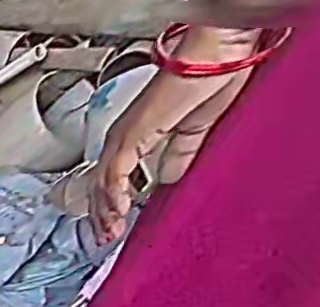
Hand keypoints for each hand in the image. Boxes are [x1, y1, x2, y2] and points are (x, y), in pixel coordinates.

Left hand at [91, 27, 259, 243]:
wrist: (221, 54)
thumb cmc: (212, 78)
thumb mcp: (193, 130)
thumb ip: (177, 155)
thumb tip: (166, 179)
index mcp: (132, 137)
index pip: (109, 180)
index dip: (109, 206)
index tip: (114, 226)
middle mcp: (120, 138)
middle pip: (99, 187)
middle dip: (101, 216)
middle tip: (106, 239)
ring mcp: (122, 137)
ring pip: (102, 185)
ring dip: (105, 212)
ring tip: (110, 234)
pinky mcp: (131, 136)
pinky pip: (114, 174)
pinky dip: (114, 196)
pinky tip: (120, 213)